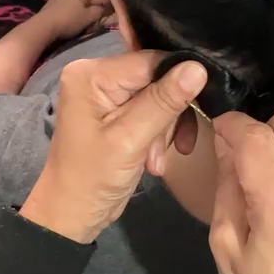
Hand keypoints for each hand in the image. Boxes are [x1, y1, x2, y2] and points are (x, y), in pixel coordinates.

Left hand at [20, 50, 207, 243]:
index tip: (198, 104)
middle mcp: (97, 74)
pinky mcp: (117, 110)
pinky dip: (159, 134)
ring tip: (156, 160)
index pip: (151, 60)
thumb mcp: (131, 139)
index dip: (179, 80)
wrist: (74, 214)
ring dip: (166, 129)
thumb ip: (165, 101)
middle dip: (170, 113)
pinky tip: (155, 160)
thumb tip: (199, 68)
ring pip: (159, 96)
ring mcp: (107, 93)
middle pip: (157, 77)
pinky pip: (152, 110)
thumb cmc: (93, 177)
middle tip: (174, 144)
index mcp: (92, 73)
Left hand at [33, 0, 116, 40]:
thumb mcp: (88, 18)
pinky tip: (73, 14)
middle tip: (100, 9)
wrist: (43, 25)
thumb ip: (99, 10)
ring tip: (86, 13)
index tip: (110, 2)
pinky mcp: (53, 1)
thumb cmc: (69, 20)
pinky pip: (68, 0)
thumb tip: (104, 6)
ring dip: (83, 2)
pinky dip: (74, 5)